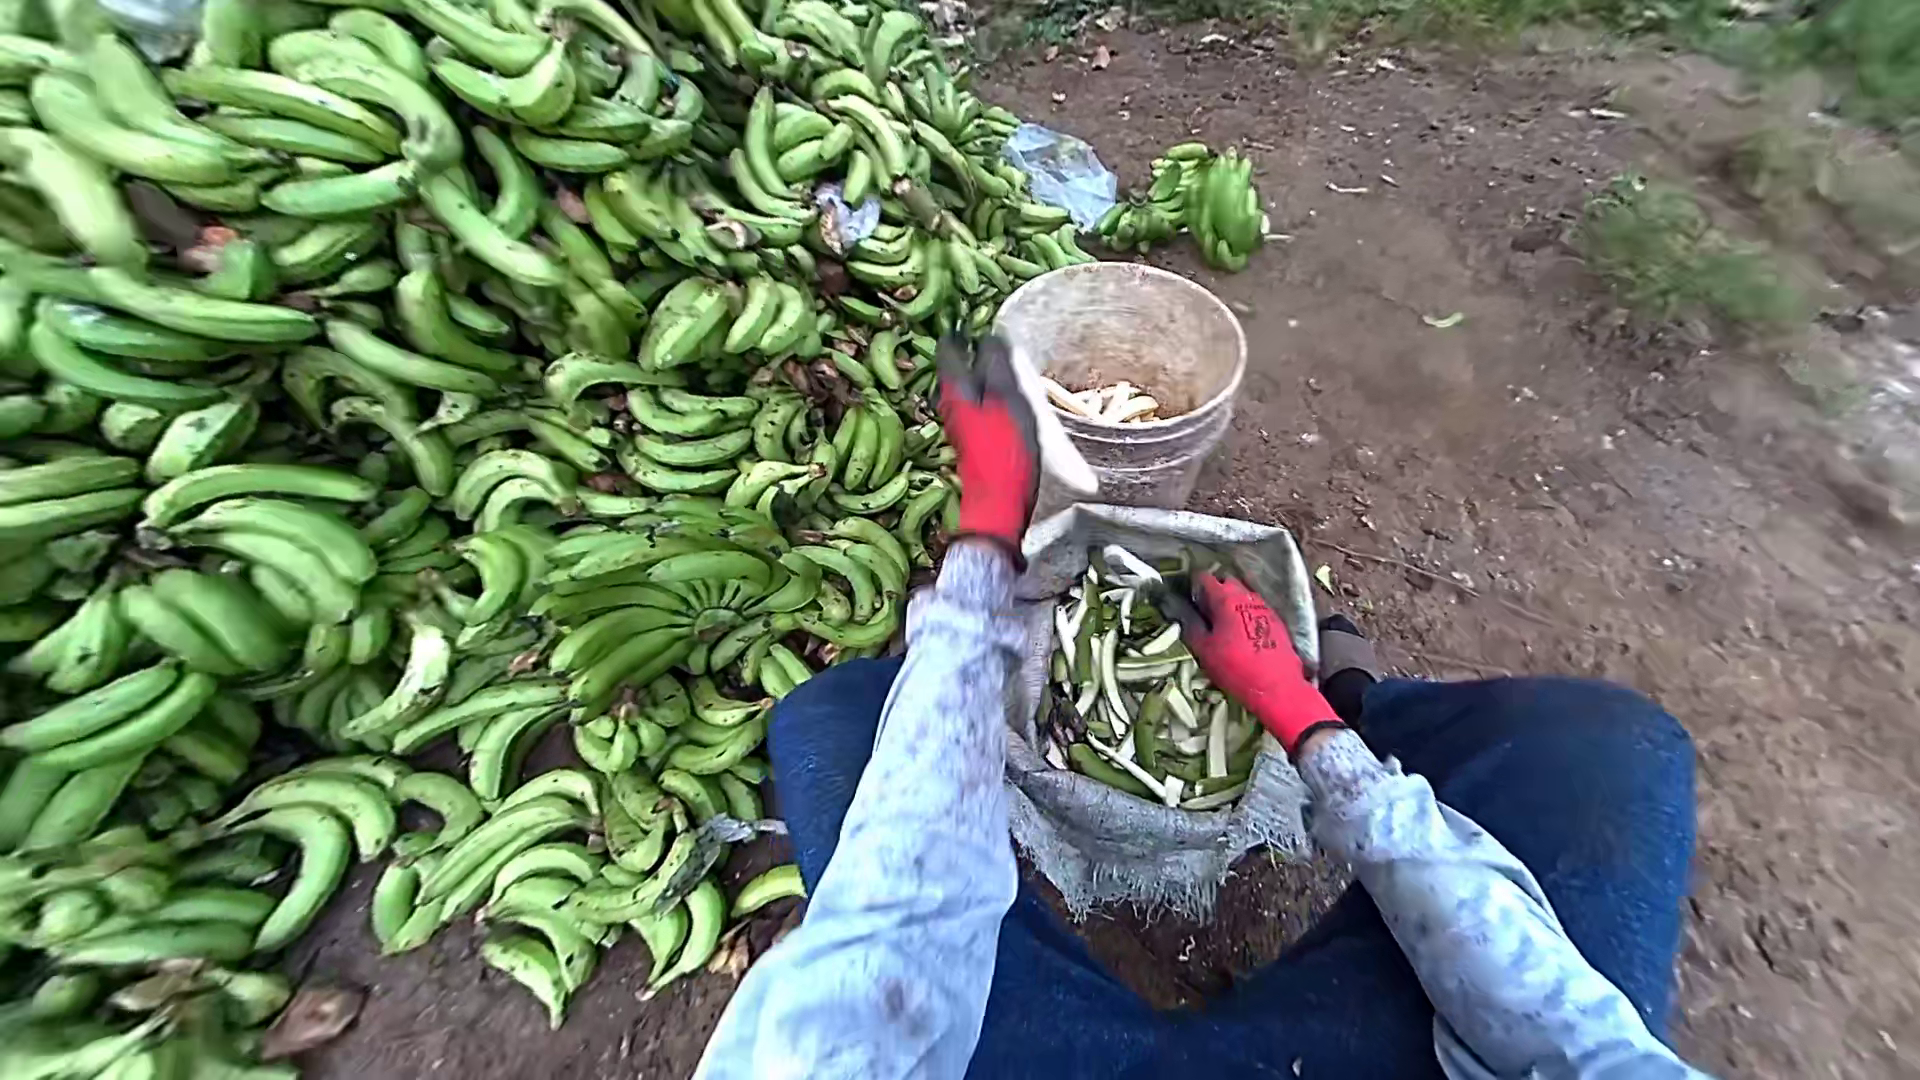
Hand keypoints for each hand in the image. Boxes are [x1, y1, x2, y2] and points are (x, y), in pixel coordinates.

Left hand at [936, 332, 1038, 561]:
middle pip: (953, 367)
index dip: (959, 329)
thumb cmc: (1005, 451)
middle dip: (967, 349)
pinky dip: (982, 392)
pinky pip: (971, 403)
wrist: (998, 504)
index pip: (949, 346)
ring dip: (976, 371)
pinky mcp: (966, 438)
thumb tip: (989, 336)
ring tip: (999, 360)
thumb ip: (997, 367)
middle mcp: (948, 403)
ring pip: (962, 386)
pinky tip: (999, 394)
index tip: (973, 316)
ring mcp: (955, 423)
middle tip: (989, 334)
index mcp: (955, 389)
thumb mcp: (1008, 402)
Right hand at [1178, 574, 1342, 754]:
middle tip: (1203, 608)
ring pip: (1243, 595)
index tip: (1187, 594)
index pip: (1205, 578)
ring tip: (1221, 621)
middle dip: (1214, 590)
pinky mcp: (1276, 621)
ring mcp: (1265, 607)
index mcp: (1226, 598)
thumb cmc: (1234, 666)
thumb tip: (1181, 611)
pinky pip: (1255, 609)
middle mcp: (1247, 596)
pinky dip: (1245, 614)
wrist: (1278, 688)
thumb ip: (1191, 625)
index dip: (1193, 583)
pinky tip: (1240, 631)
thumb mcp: (1203, 649)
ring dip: (1231, 602)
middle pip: (1227, 582)